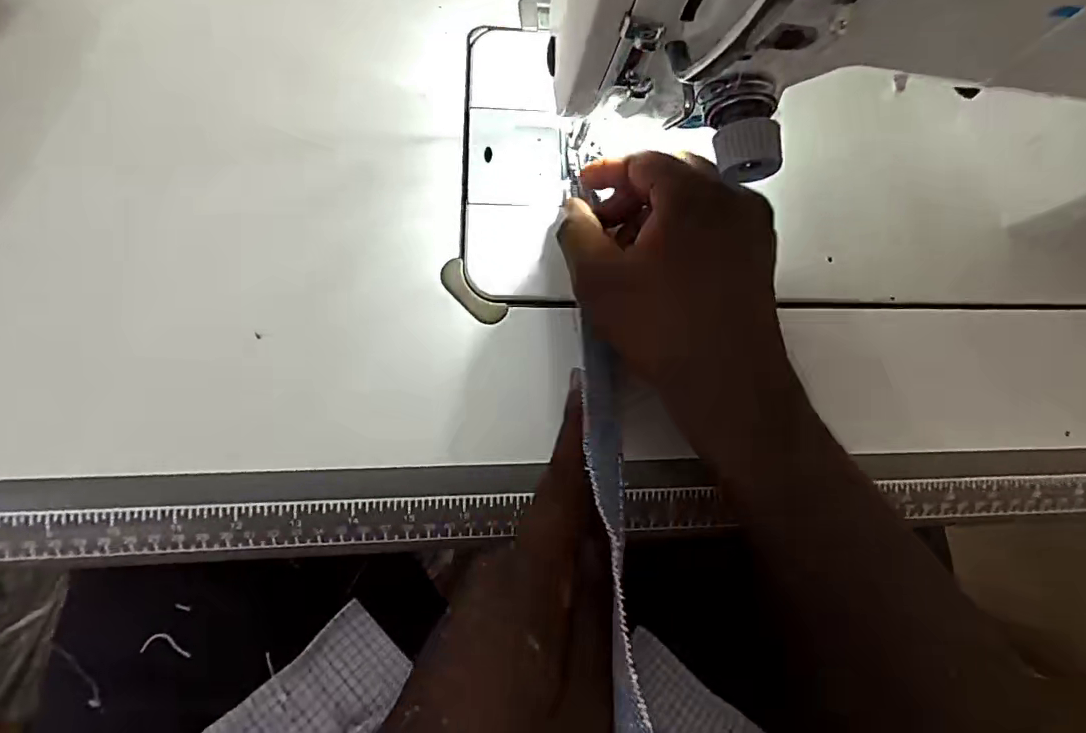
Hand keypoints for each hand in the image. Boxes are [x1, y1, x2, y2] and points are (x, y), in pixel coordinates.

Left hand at [382, 395, 611, 732]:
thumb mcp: (582, 697)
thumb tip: (603, 548)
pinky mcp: (464, 609)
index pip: (559, 493)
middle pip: (552, 527)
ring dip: (565, 563)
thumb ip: (596, 616)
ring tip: (594, 598)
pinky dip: (543, 585)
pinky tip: (557, 625)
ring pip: (535, 559)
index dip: (575, 440)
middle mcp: (492, 567)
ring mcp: (473, 587)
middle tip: (621, 521)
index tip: (580, 389)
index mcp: (526, 577)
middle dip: (586, 522)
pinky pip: (515, 581)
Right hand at [556, 151, 802, 441]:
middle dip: (631, 191)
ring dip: (656, 210)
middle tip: (603, 221)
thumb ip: (576, 230)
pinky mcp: (758, 255)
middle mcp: (732, 201)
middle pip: (673, 173)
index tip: (584, 189)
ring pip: (695, 197)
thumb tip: (575, 209)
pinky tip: (658, 264)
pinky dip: (682, 227)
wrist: (728, 383)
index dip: (607, 171)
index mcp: (694, 195)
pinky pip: (714, 221)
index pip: (644, 160)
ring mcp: (752, 228)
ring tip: (626, 248)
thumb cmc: (662, 327)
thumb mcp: (597, 277)